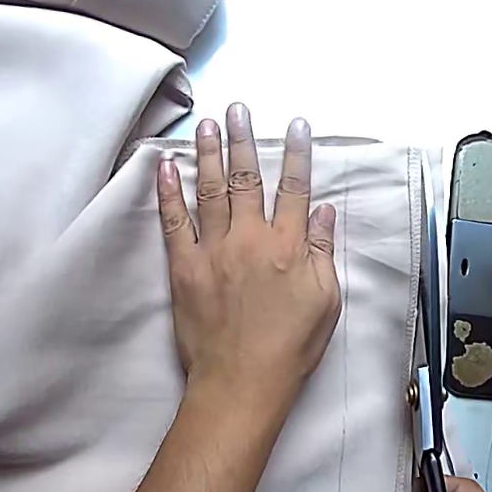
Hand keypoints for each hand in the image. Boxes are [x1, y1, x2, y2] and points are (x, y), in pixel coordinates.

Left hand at [156, 104, 340, 417]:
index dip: (298, 154)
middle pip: (247, 179)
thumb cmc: (292, 345)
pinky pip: (174, 223)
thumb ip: (322, 251)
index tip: (298, 125)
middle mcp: (251, 239)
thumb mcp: (325, 299)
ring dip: (210, 153)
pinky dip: (169, 193)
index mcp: (289, 247)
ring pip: (211, 191)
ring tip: (209, 123)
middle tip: (240, 109)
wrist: (244, 382)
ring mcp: (214, 251)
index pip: (295, 189)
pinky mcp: (184, 268)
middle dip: (245, 141)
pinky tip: (166, 166)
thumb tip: (322, 211)